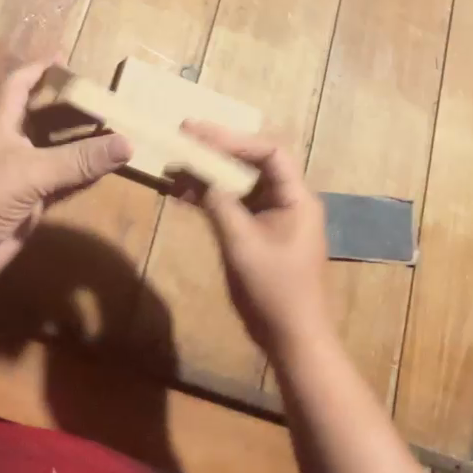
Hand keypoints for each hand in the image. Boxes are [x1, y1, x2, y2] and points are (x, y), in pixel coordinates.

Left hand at [0, 63, 131, 295]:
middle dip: (68, 109)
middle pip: (41, 121)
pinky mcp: (24, 212)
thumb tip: (128, 142)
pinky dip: (80, 180)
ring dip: (79, 147)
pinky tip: (103, 173)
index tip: (62, 57)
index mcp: (0, 127)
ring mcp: (16, 181)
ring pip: (54, 156)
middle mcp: (8, 148)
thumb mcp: (30, 171)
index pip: (17, 87)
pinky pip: (59, 188)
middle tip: (106, 100)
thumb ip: (78, 159)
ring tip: (115, 131)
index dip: (36, 70)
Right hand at [185, 121, 329, 358]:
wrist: (292, 339)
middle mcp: (287, 200)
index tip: (200, 133)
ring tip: (176, 164)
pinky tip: (182, 193)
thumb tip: (197, 174)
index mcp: (296, 198)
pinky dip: (210, 197)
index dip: (234, 139)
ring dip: (209, 173)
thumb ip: (220, 204)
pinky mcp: (259, 233)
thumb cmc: (275, 290)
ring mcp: (273, 217)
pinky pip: (234, 204)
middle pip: (253, 162)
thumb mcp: (242, 244)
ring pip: (240, 182)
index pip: (269, 152)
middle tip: (184, 136)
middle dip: (217, 150)